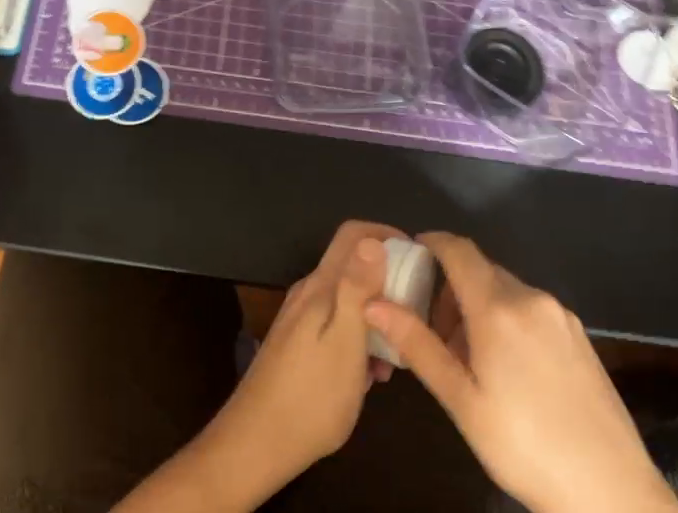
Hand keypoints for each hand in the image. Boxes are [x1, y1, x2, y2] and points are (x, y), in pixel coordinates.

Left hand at [209, 221, 401, 484]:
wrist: (258, 442)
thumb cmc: (312, 396)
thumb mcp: (345, 342)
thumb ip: (357, 289)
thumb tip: (373, 240)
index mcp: (320, 286)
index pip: (352, 235)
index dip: (386, 235)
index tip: (418, 258)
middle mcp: (307, 294)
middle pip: (353, 267)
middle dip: (389, 285)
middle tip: (417, 317)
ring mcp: (300, 319)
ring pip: (348, 302)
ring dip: (377, 320)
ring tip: (396, 359)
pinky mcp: (298, 345)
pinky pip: (338, 327)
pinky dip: (360, 341)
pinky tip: (370, 377)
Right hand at [364, 233, 677, 512]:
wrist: (611, 490)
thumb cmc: (523, 445)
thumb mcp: (460, 399)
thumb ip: (416, 345)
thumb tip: (373, 303)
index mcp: (499, 308)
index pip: (459, 250)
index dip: (431, 243)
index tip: (408, 254)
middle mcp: (533, 299)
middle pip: (481, 270)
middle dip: (450, 287)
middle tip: (429, 328)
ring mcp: (562, 317)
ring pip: (507, 291)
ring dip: (478, 305)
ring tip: (464, 355)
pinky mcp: (580, 337)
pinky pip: (531, 310)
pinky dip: (506, 318)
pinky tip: (502, 365)